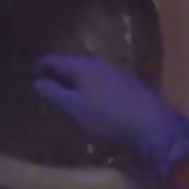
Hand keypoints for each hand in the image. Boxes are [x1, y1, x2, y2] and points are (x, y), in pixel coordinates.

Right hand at [33, 54, 188, 176]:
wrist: (156, 129)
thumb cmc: (109, 118)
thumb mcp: (75, 109)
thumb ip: (53, 93)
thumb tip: (36, 82)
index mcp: (81, 65)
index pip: (53, 60)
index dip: (40, 68)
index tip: (31, 79)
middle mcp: (97, 63)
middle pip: (71, 65)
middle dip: (58, 76)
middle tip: (48, 91)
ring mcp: (116, 73)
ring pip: (88, 74)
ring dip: (76, 84)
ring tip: (69, 100)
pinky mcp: (129, 85)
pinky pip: (102, 83)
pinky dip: (91, 90)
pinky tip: (94, 105)